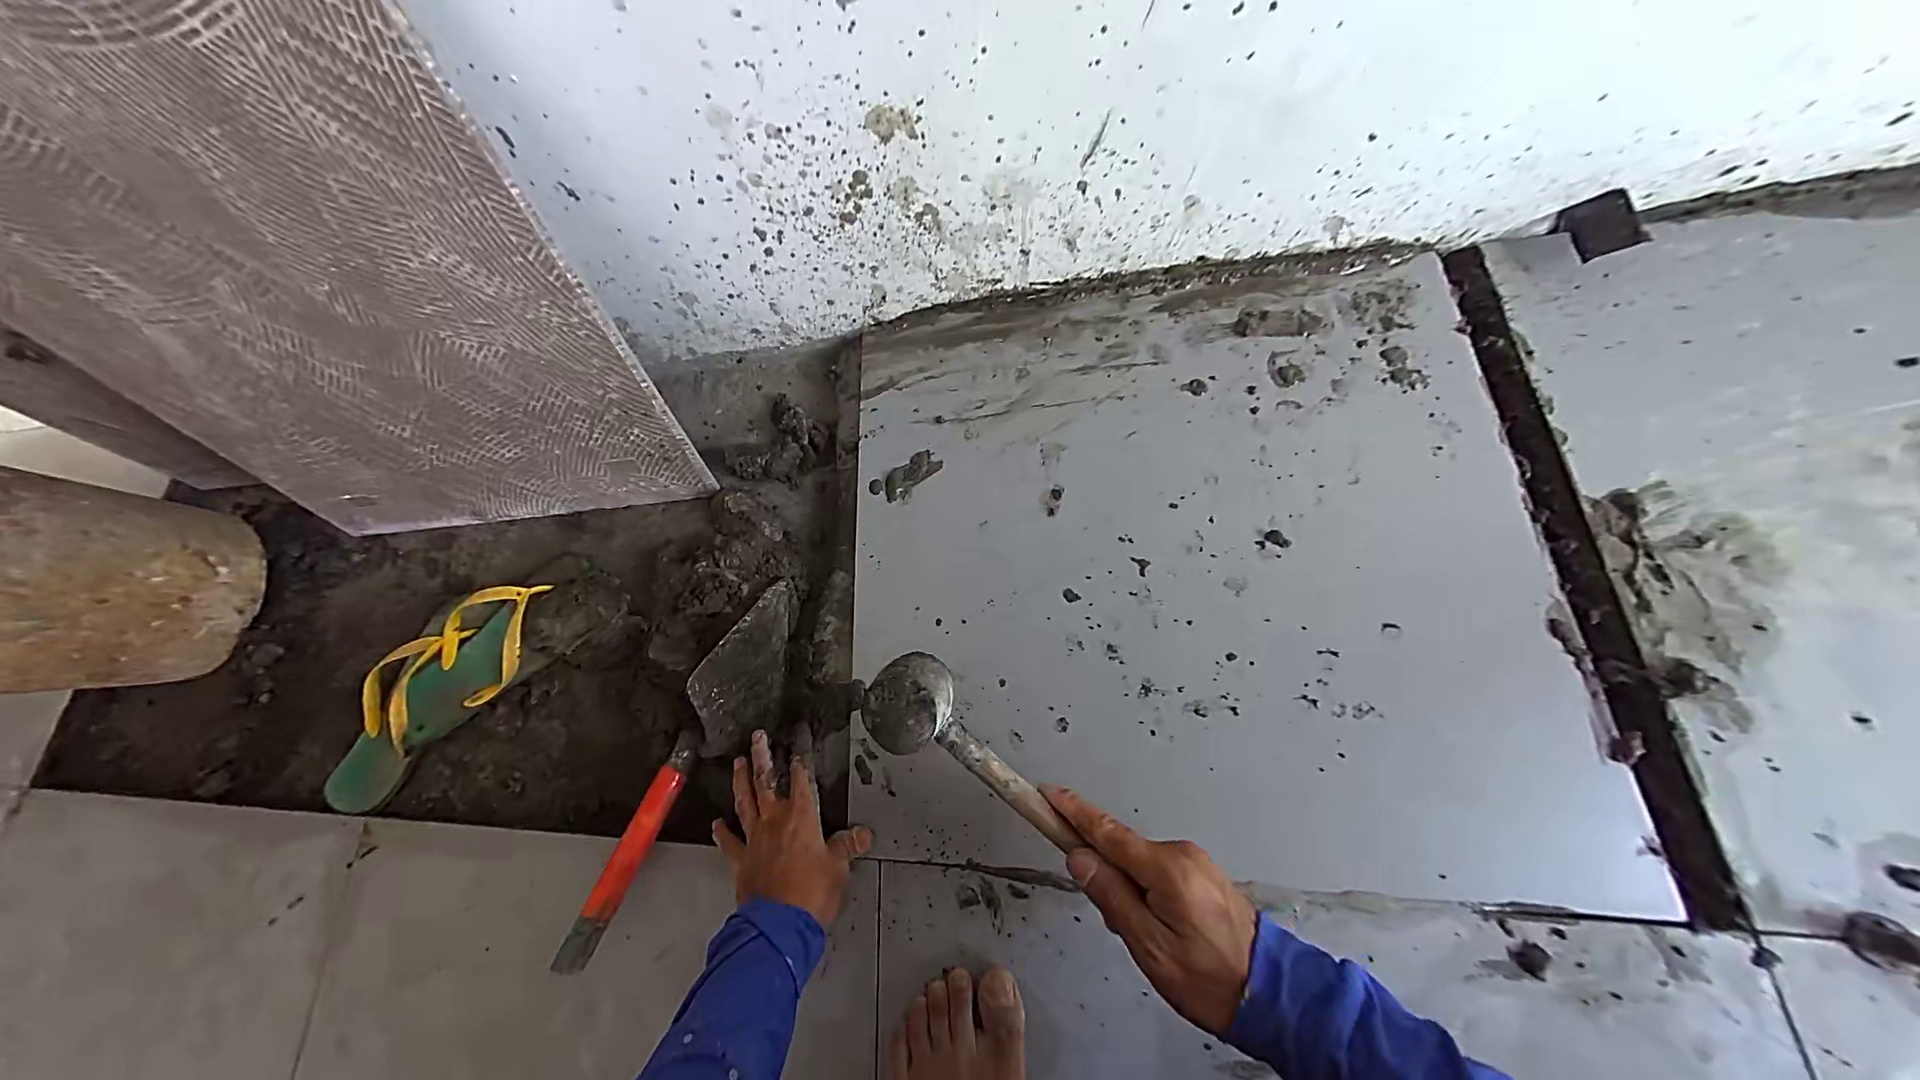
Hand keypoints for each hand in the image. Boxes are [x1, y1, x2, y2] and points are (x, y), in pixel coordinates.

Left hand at [714, 729, 873, 926]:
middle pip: (766, 782)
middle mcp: (775, 821)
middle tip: (757, 738)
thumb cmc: (812, 894)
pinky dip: (722, 832)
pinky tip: (716, 822)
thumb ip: (847, 847)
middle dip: (762, 757)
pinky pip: (730, 842)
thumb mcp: (838, 867)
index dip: (800, 763)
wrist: (779, 926)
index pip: (801, 781)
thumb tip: (863, 834)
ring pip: (745, 802)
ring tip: (738, 763)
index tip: (797, 749)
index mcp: (802, 817)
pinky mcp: (741, 861)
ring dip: (741, 781)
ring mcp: (755, 840)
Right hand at [1042, 785, 1256, 1035]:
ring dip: (1128, 888)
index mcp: (1167, 869)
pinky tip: (1161, 926)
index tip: (1048, 793)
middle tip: (1116, 922)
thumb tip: (1080, 858)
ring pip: (1138, 863)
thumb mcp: (1150, 947)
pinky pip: (1157, 869)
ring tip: (1149, 937)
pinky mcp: (1200, 870)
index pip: (1106, 832)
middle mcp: (1181, 853)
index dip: (1072, 811)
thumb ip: (1111, 897)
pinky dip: (1146, 889)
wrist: (1272, 994)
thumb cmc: (1213, 980)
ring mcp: (1194, 860)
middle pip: (1120, 849)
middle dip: (1105, 875)